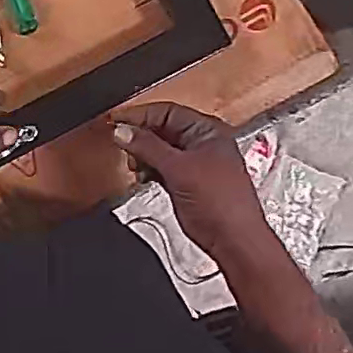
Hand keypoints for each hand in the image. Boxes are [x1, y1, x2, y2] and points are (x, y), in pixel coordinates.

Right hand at [110, 102, 277, 263]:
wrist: (233, 240)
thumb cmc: (223, 203)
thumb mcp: (178, 168)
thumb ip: (148, 147)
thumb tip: (125, 131)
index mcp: (208, 131)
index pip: (168, 112)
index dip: (141, 115)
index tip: (118, 121)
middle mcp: (203, 145)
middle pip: (164, 130)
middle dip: (141, 137)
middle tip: (122, 143)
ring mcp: (196, 165)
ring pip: (162, 151)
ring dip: (145, 156)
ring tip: (134, 164)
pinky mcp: (189, 184)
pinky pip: (164, 169)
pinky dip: (151, 171)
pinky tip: (142, 177)